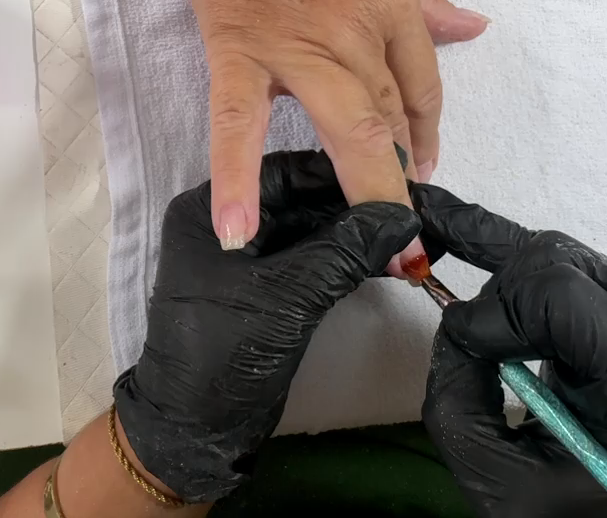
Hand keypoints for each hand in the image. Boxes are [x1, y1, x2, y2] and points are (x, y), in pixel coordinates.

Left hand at [113, 151, 420, 501]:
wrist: (197, 434)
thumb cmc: (227, 352)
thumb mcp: (289, 294)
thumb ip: (345, 248)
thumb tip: (403, 214)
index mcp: (210, 207)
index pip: (285, 172)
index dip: (341, 172)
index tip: (395, 174)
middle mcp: (225, 221)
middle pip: (299, 198)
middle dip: (353, 206)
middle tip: (409, 211)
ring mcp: (245, 255)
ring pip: (308, 227)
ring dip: (353, 234)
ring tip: (405, 236)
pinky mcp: (263, 285)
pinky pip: (308, 255)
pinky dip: (343, 257)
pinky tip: (381, 258)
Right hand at [176, 0, 487, 249]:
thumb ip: (423, 0)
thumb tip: (473, 28)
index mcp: (393, 0)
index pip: (423, 83)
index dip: (429, 132)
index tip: (427, 168)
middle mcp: (355, 29)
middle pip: (392, 115)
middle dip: (403, 177)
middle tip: (409, 236)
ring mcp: (296, 44)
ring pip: (343, 125)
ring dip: (363, 183)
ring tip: (372, 237)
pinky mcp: (239, 50)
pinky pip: (239, 120)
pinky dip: (237, 176)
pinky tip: (240, 229)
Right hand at [413, 183, 606, 517]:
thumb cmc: (582, 510)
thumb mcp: (496, 481)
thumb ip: (456, 394)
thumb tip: (456, 318)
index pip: (565, 300)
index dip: (500, 307)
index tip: (464, 337)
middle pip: (562, 262)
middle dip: (498, 288)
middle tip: (462, 320)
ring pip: (566, 252)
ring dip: (512, 276)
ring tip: (482, 307)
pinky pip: (580, 263)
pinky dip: (532, 275)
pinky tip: (501, 280)